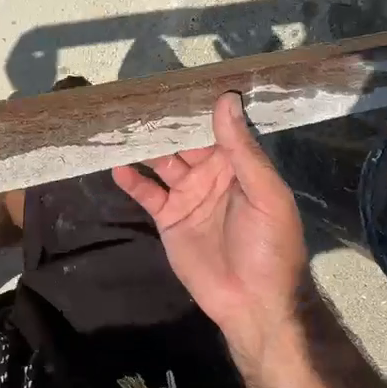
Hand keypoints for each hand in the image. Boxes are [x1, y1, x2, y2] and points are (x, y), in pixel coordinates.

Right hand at [112, 92, 309, 363]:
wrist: (254, 304)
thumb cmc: (270, 247)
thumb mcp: (266, 196)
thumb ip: (243, 150)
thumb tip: (227, 100)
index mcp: (238, 166)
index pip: (214, 128)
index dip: (195, 107)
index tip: (173, 83)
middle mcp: (210, 174)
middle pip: (181, 142)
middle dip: (161, 123)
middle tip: (134, 100)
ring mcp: (187, 195)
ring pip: (159, 162)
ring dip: (141, 147)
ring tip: (117, 127)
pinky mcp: (168, 217)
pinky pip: (146, 192)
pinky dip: (130, 180)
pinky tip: (116, 167)